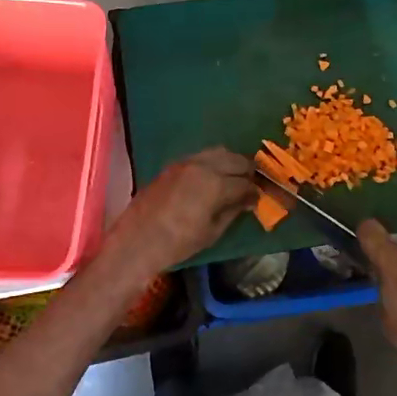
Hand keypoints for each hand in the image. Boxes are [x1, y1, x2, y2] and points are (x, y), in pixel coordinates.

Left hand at [105, 148, 256, 272]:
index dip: (255, 191)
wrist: (137, 240)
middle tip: (253, 184)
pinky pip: (201, 156)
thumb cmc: (177, 243)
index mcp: (215, 184)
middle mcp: (203, 166)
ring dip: (231, 162)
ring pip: (218, 152)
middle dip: (247, 171)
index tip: (259, 198)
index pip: (245, 182)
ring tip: (235, 177)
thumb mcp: (211, 232)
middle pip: (235, 160)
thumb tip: (248, 200)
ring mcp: (186, 163)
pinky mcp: (173, 165)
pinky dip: (213, 162)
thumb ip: (233, 211)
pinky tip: (214, 176)